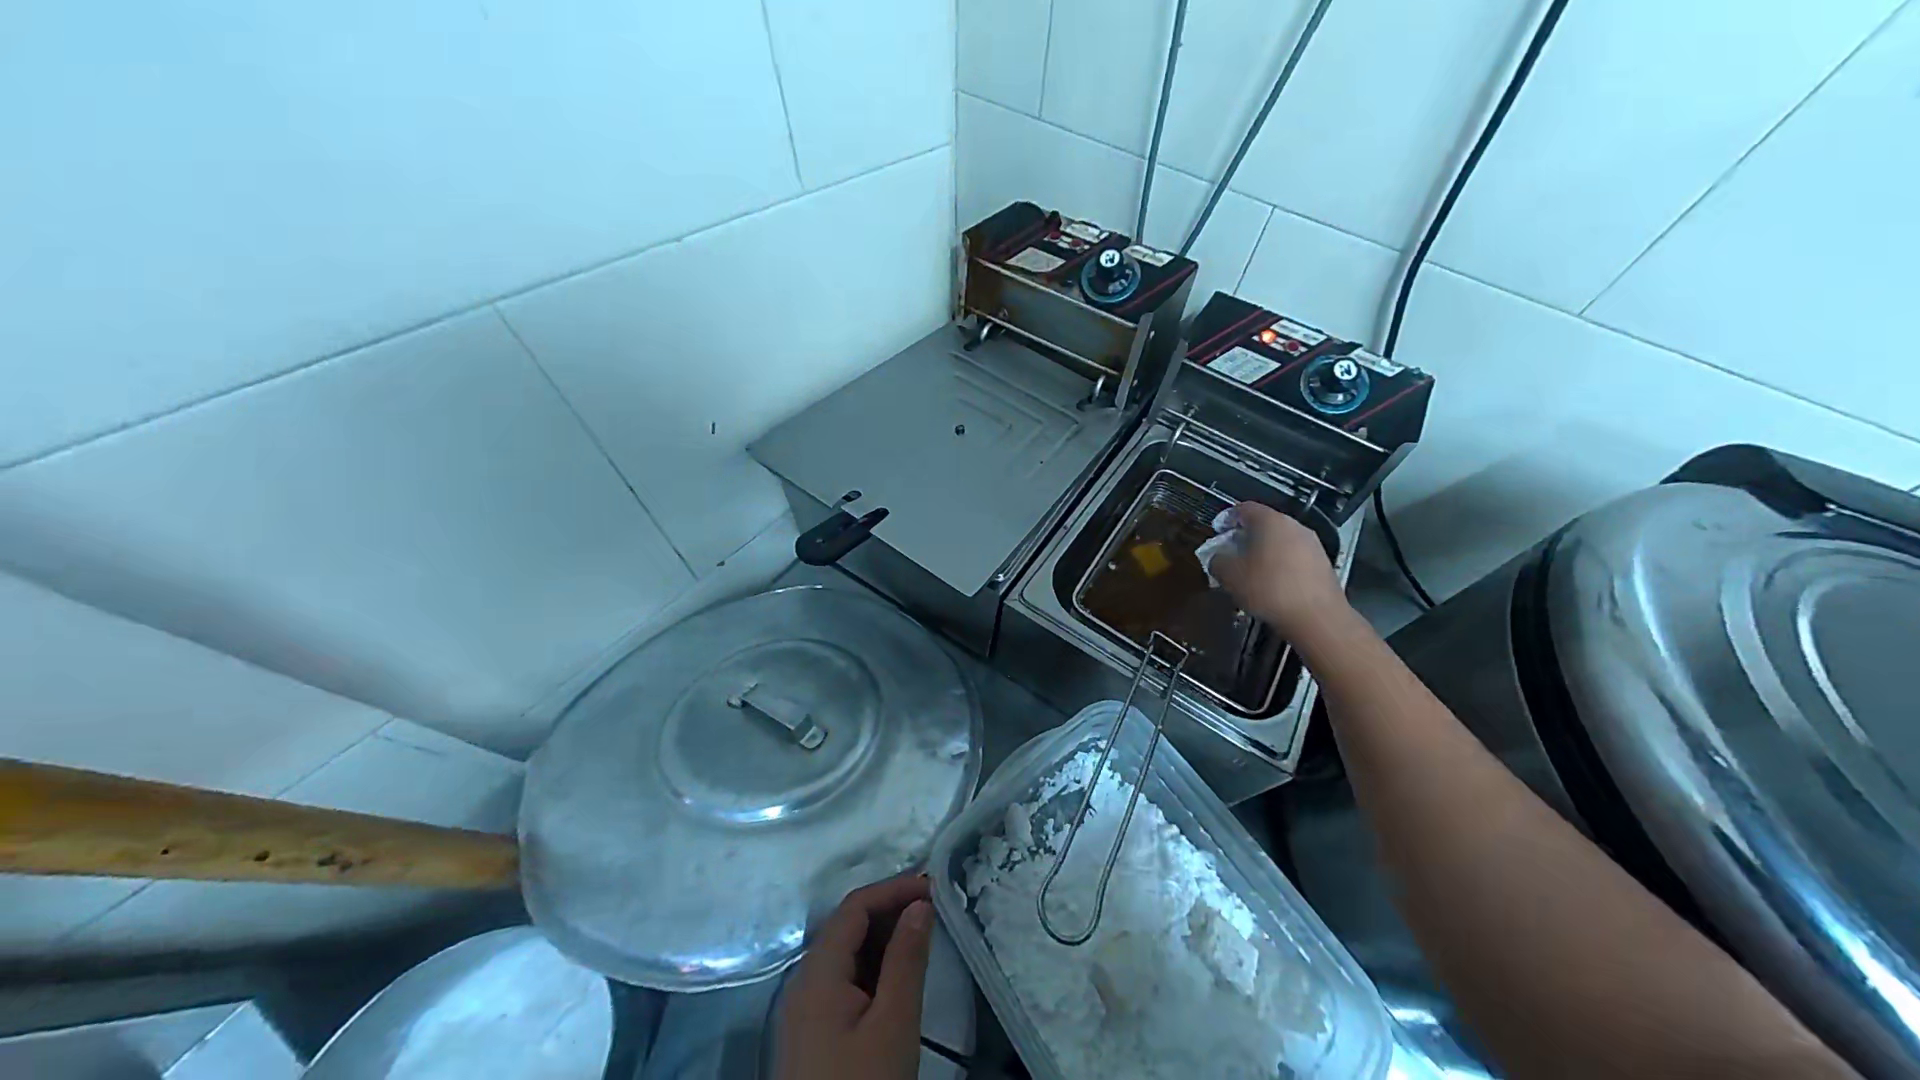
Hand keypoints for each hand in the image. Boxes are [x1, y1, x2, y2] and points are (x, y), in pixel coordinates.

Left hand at [773, 873, 933, 1079]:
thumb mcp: (893, 1023)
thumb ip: (907, 959)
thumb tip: (920, 905)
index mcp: (817, 973)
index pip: (854, 907)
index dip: (893, 889)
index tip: (933, 886)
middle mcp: (803, 981)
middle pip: (846, 926)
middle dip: (889, 909)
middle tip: (934, 907)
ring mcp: (804, 1008)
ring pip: (845, 953)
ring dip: (883, 936)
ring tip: (923, 933)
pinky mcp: (811, 1032)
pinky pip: (842, 979)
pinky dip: (872, 965)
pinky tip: (898, 972)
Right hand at [1211, 501, 1348, 639]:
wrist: (1316, 617)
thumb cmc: (1268, 589)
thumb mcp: (1229, 576)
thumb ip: (1217, 560)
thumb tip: (1218, 558)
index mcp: (1270, 521)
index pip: (1244, 508)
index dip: (1227, 517)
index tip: (1217, 530)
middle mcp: (1294, 525)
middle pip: (1264, 523)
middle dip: (1245, 536)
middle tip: (1231, 552)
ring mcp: (1312, 544)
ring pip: (1281, 540)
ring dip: (1264, 551)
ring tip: (1250, 571)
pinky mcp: (1323, 563)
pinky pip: (1294, 556)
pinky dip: (1280, 564)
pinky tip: (1272, 584)